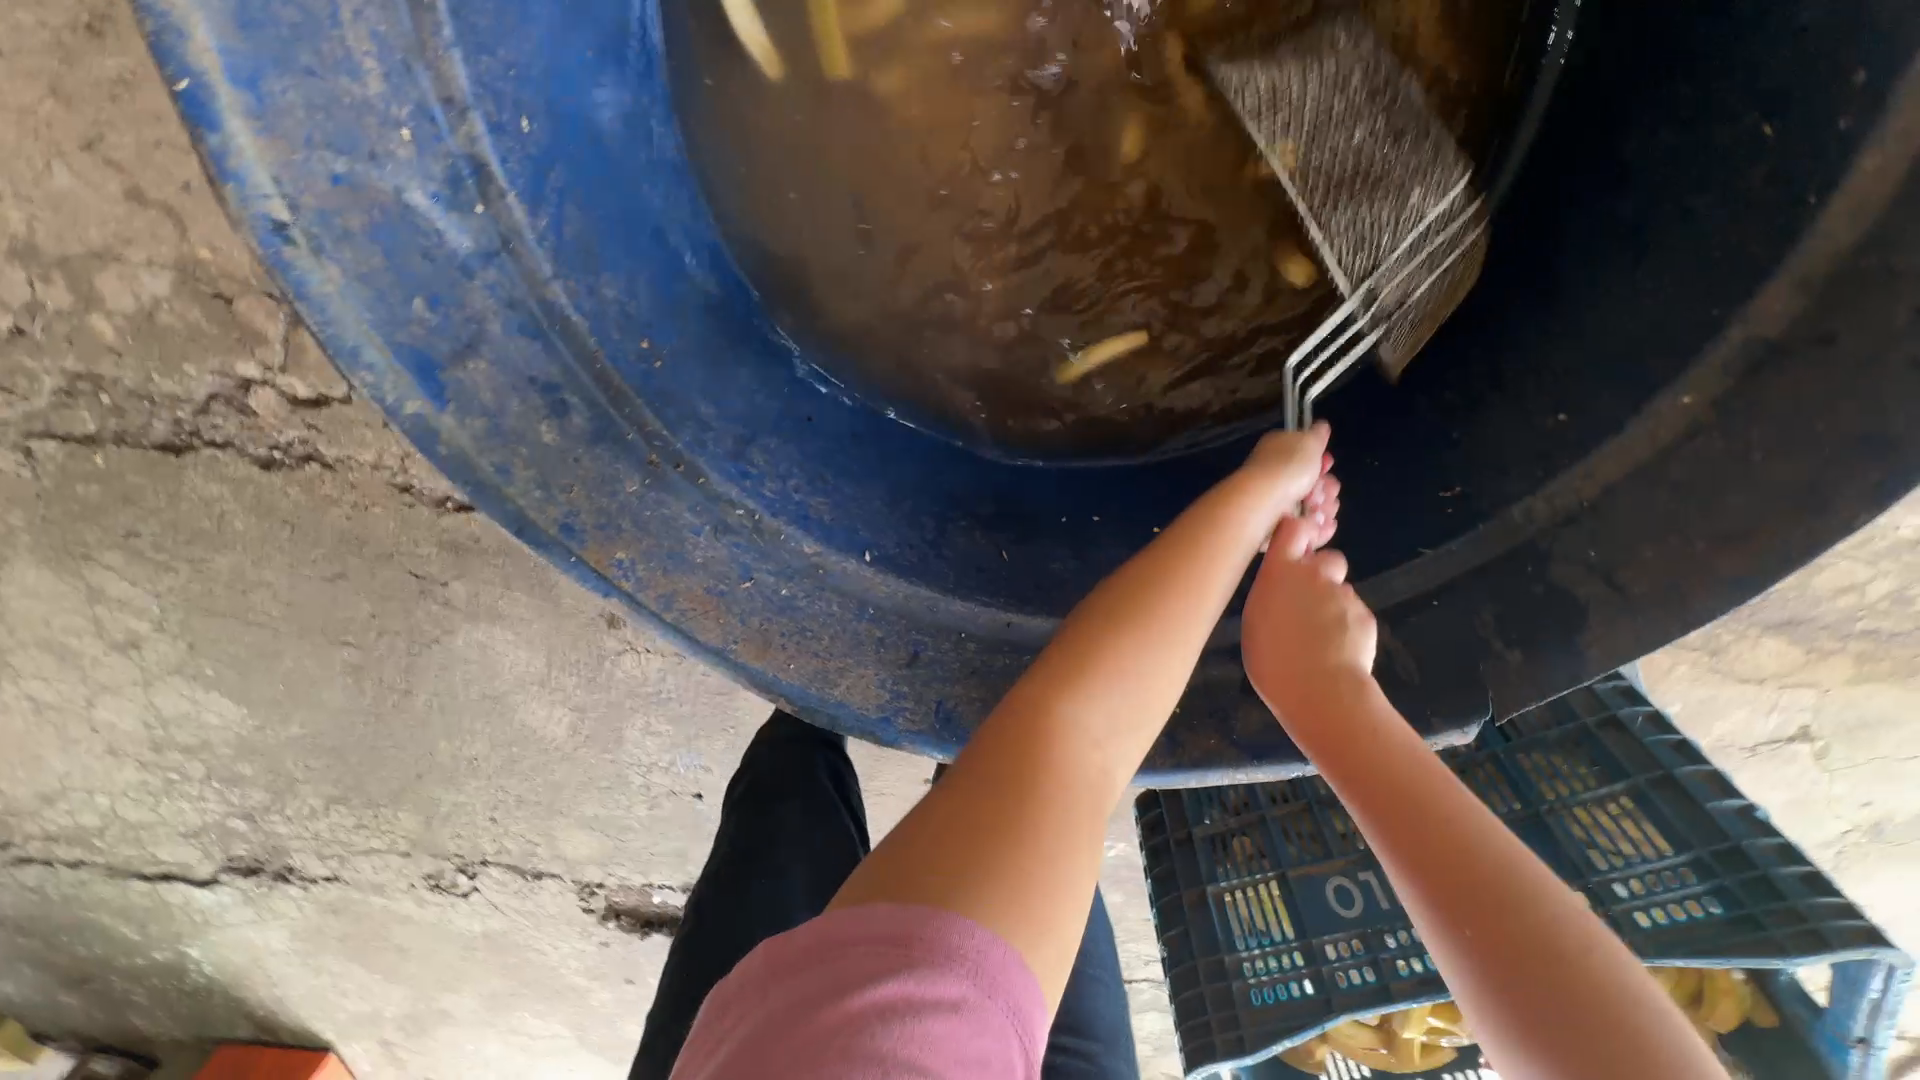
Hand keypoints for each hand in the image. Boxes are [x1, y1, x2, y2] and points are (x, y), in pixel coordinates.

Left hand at [1238, 422, 1339, 549]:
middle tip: (1319, 492)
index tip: (1327, 465)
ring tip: (1316, 510)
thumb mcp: (1307, 442)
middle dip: (1326, 489)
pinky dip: (1316, 529)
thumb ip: (1316, 435)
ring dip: (1323, 509)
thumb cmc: (1286, 467)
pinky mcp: (1277, 527)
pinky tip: (1321, 527)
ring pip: (1313, 508)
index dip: (1322, 463)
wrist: (1262, 501)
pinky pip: (1305, 529)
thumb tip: (1321, 425)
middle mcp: (1275, 476)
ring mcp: (1275, 502)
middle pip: (1314, 485)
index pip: (1307, 458)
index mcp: (1278, 452)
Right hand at [1241, 513, 1377, 728]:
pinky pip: (1354, 613)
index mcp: (1280, 572)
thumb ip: (1271, 596)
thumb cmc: (1271, 659)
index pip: (1293, 528)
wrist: (1320, 690)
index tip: (1293, 546)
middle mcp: (1314, 575)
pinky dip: (1346, 626)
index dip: (1296, 533)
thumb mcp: (1255, 621)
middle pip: (1326, 558)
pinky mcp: (1365, 615)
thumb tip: (1283, 594)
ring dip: (1332, 604)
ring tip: (1320, 636)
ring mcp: (1344, 594)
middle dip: (1320, 574)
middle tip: (1307, 602)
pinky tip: (1336, 649)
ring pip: (1339, 590)